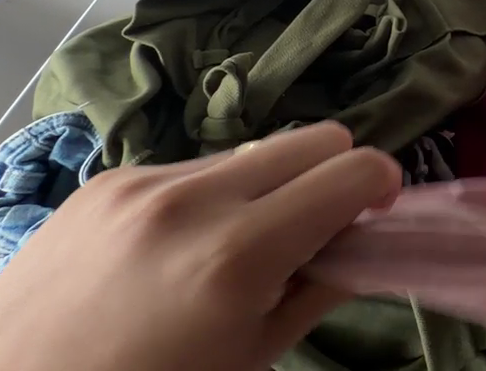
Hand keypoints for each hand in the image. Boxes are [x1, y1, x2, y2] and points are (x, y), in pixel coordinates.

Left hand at [0, 121, 400, 370]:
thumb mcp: (254, 353)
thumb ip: (325, 282)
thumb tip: (366, 235)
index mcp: (238, 254)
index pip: (358, 168)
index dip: (381, 186)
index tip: (372, 214)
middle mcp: (194, 202)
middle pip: (320, 136)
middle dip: (332, 174)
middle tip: (310, 224)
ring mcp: (141, 185)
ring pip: (259, 149)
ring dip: (267, 185)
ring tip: (226, 242)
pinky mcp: (104, 182)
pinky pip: (197, 165)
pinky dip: (209, 195)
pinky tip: (170, 245)